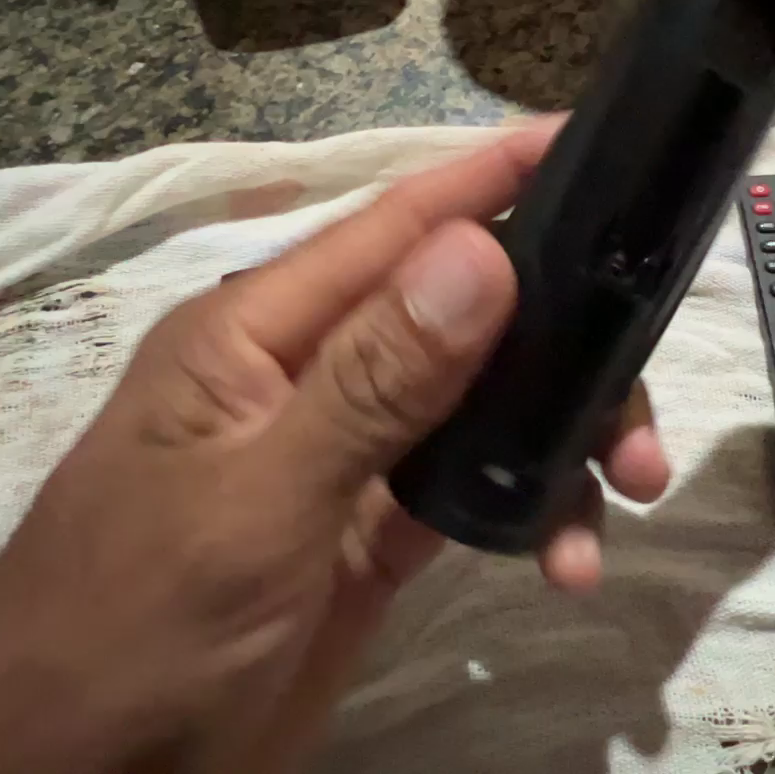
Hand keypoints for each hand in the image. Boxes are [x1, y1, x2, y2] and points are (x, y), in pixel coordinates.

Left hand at [0, 123, 669, 773]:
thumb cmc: (133, 636)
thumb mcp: (258, 505)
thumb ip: (373, 383)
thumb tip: (481, 255)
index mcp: (264, 328)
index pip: (394, 225)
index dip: (486, 176)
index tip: (576, 137)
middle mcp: (319, 366)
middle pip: (467, 313)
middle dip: (563, 338)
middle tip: (641, 385)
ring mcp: (358, 444)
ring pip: (488, 397)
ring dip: (566, 432)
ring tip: (634, 484)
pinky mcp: (385, 517)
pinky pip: (480, 482)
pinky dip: (534, 506)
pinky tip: (567, 556)